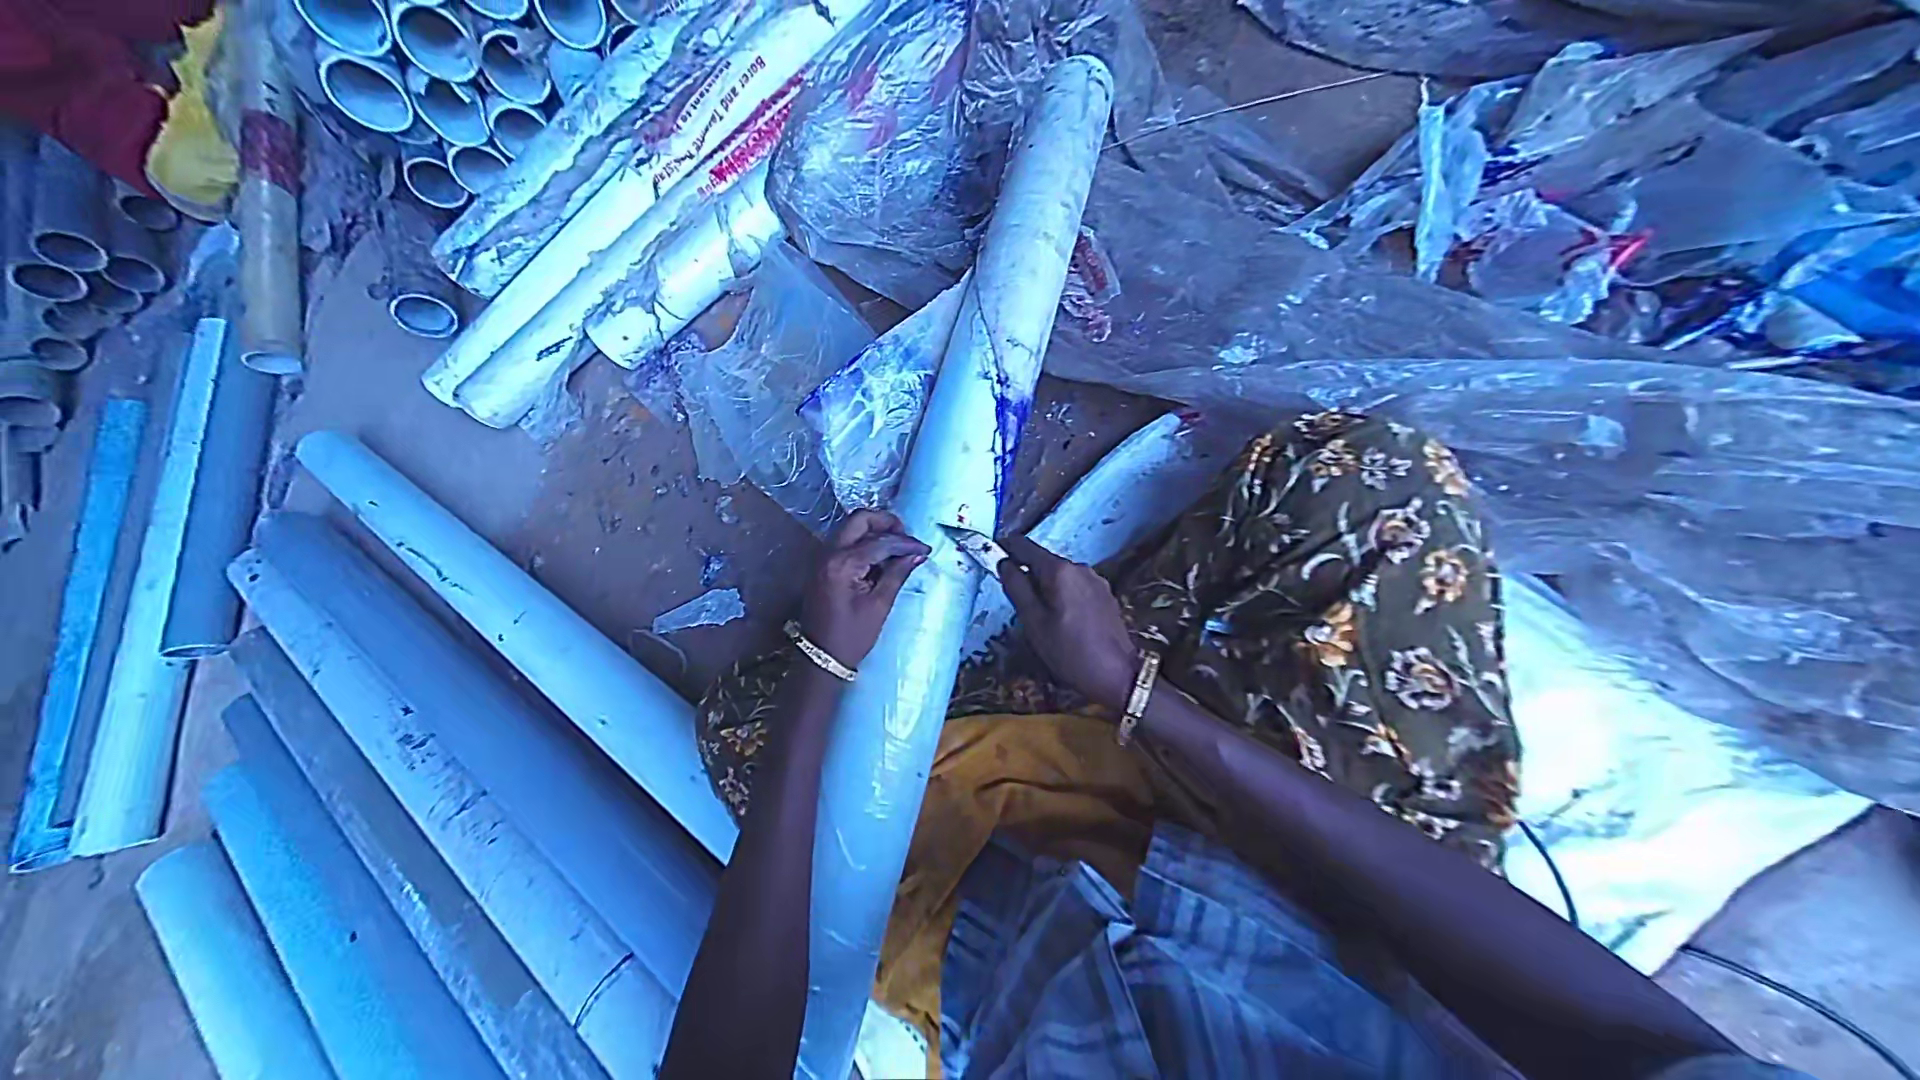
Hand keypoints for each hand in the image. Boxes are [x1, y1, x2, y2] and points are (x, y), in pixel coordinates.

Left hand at [799, 510, 929, 669]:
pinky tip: (880, 557)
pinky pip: (845, 541)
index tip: (924, 548)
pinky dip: (864, 541)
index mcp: (843, 564)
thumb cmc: (852, 635)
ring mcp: (822, 557)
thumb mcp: (879, 605)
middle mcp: (829, 553)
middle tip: (906, 538)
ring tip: (897, 548)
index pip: (881, 542)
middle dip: (886, 523)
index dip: (906, 543)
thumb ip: (897, 573)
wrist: (820, 656)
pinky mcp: (822, 564)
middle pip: (859, 519)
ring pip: (851, 527)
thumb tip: (916, 553)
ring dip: (874, 530)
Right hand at [999, 534, 1139, 710]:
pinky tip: (1061, 620)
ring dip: (1045, 587)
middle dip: (1027, 574)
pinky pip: (1075, 587)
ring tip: (1038, 617)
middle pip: (1044, 562)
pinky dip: (1062, 595)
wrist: (1117, 675)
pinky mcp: (1105, 595)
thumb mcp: (1033, 621)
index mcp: (1060, 570)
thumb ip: (1016, 587)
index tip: (993, 553)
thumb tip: (1004, 563)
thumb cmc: (1069, 651)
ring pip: (1060, 576)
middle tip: (1015, 602)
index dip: (1006, 547)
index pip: (1025, 546)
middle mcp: (1080, 568)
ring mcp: (1096, 581)